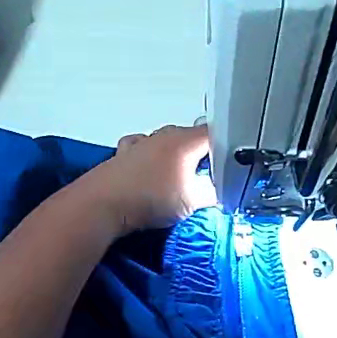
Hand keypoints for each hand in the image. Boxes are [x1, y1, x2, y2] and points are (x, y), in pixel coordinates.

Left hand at [76, 123, 216, 235]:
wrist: (103, 204)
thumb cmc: (151, 199)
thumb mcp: (193, 201)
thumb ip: (212, 192)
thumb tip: (219, 190)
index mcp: (185, 140)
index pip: (217, 133)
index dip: (229, 148)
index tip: (233, 165)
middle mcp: (163, 135)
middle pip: (191, 137)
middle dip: (203, 154)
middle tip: (210, 178)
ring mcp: (141, 143)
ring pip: (167, 143)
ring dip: (176, 157)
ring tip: (180, 180)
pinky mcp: (123, 155)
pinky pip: (144, 151)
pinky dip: (152, 160)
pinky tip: (151, 174)